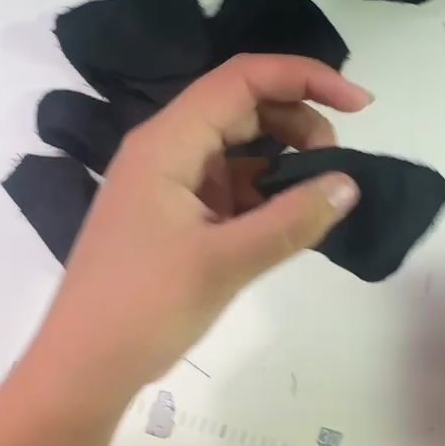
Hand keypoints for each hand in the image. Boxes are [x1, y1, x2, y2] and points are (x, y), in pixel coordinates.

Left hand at [19, 55, 368, 409]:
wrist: (85, 366)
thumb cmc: (144, 308)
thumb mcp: (224, 263)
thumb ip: (291, 220)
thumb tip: (349, 184)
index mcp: (167, 143)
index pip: (243, 80)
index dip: (306, 79)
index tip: (360, 105)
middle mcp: (166, 151)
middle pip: (241, 108)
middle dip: (298, 122)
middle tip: (337, 165)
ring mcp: (169, 186)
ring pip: (237, 151)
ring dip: (283, 162)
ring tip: (318, 197)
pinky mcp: (174, 219)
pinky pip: (228, 189)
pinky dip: (264, 196)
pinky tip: (290, 221)